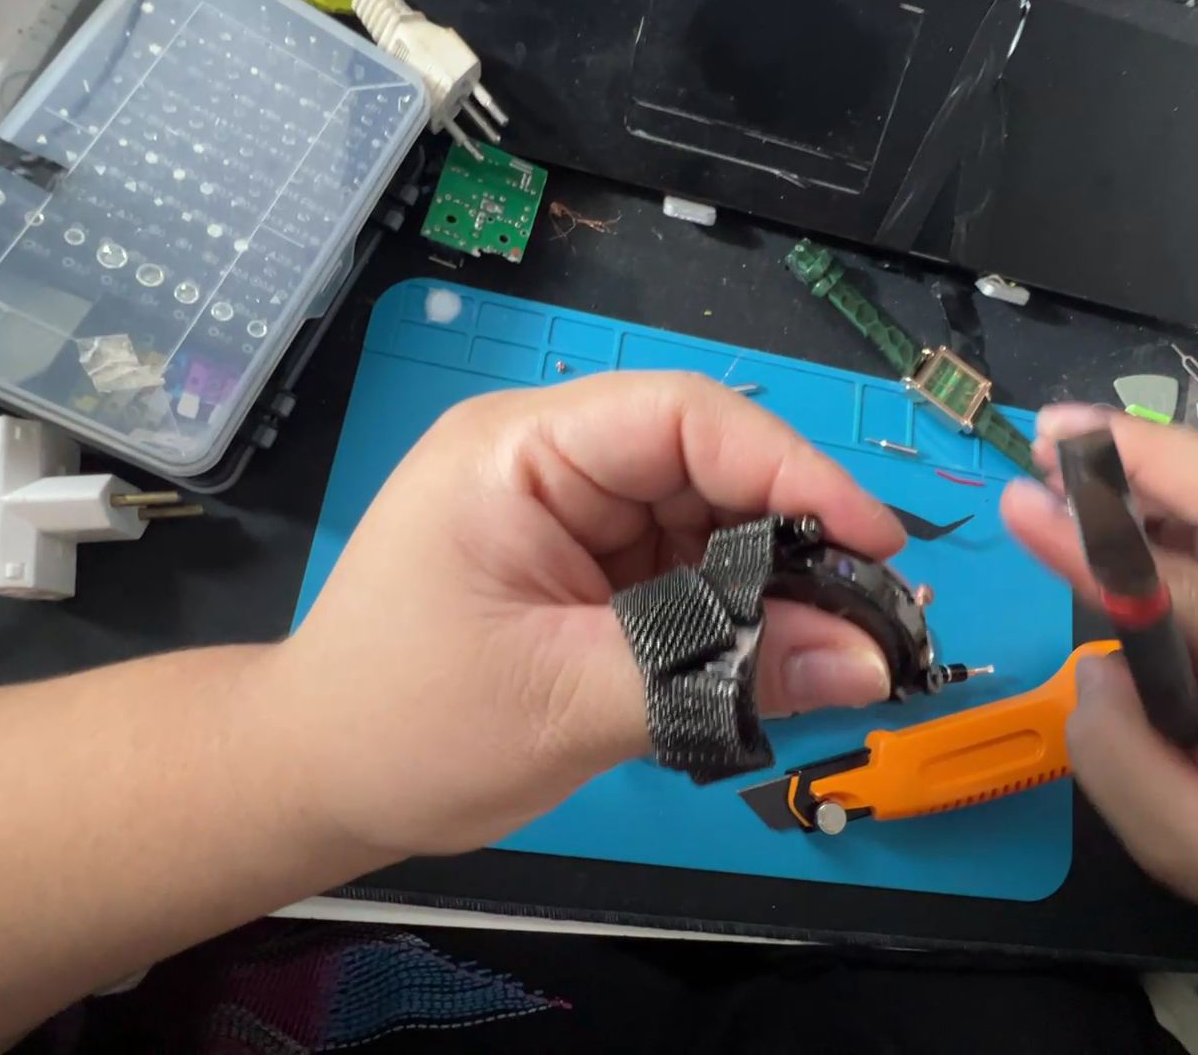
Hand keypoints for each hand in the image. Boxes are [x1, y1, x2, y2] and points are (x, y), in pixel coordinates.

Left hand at [268, 372, 904, 856]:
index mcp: (521, 451)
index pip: (682, 418)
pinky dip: (734, 612)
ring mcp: (574, 515)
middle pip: (705, 468)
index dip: (790, 468)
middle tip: (867, 608)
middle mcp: (553, 463)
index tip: (873, 539)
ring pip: (706, 523)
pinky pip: (687, 571)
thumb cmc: (407, 729)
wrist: (323, 778)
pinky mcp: (589, 566)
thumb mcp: (570, 701)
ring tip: (832, 642)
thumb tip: (865, 662)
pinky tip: (771, 652)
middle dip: (790, 535)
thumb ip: (721, 676)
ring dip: (769, 582)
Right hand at [1003, 404, 1197, 944]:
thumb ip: (1121, 762)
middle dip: (1146, 454)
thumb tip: (1094, 666)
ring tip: (1062, 438)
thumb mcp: (1189, 849)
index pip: (1186, 596)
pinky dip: (1163, 480)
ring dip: (1151, 453)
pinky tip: (1103, 481)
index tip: (1017, 507)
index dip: (1099, 547)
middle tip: (1052, 431)